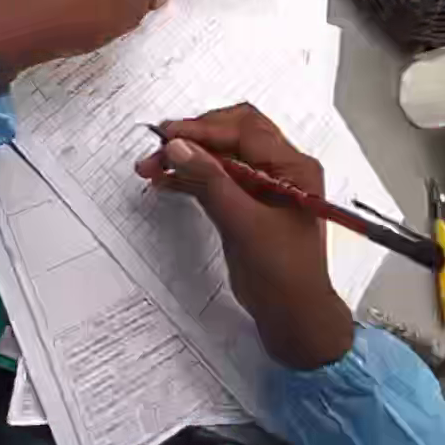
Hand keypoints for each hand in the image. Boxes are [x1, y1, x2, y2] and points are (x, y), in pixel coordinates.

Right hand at [135, 104, 354, 369]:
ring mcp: (260, 186)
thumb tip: (179, 147)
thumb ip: (211, 181)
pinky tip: (165, 182)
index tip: (168, 136)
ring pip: (219, 156)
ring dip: (187, 158)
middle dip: (193, 138)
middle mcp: (279, 169)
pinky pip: (213, 179)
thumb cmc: (284, 274)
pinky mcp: (243, 203)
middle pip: (231, 134)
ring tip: (152, 167)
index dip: (203, 129)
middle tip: (160, 148)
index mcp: (293, 167)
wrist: (292, 315)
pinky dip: (189, 177)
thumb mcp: (245, 224)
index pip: (244, 130)